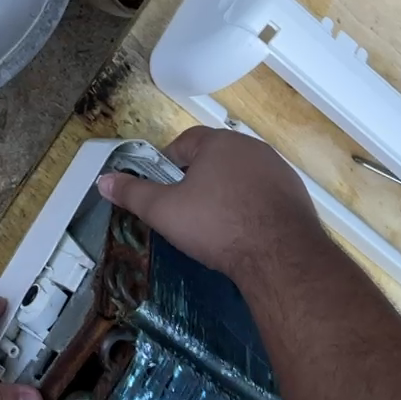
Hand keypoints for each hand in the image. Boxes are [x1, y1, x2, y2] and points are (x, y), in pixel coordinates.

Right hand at [98, 126, 326, 282]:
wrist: (281, 257)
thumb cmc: (216, 226)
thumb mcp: (164, 211)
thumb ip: (132, 193)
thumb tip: (103, 180)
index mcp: (218, 143)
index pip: (185, 141)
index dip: (170, 163)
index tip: (164, 189)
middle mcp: (251, 148)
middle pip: (215, 156)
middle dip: (198, 178)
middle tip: (186, 209)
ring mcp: (278, 170)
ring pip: (241, 174)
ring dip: (227, 191)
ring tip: (216, 223)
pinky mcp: (297, 195)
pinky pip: (264, 194)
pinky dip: (252, 206)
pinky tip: (245, 231)